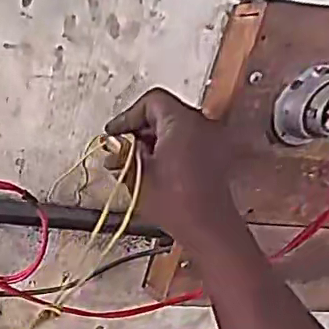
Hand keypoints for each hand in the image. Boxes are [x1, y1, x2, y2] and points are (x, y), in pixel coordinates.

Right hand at [103, 87, 242, 249]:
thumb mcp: (138, 174)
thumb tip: (115, 147)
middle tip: (120, 149)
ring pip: (174, 128)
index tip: (114, 134)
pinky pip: (186, 142)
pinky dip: (167, 149)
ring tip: (133, 163)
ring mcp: (211, 140)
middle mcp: (201, 124)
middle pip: (163, 113)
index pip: (151, 102)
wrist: (207, 227)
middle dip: (138, 130)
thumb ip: (124, 154)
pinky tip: (151, 170)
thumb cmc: (176, 202)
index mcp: (182, 122)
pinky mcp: (214, 156)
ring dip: (151, 141)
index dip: (128, 116)